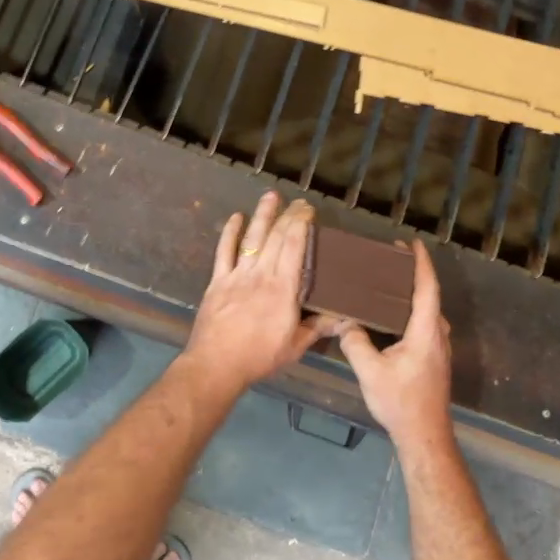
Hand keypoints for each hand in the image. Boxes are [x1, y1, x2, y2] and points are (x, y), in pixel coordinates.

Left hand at [183, 192, 336, 392]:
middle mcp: (261, 275)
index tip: (308, 210)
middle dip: (288, 216)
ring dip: (262, 215)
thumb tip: (343, 319)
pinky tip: (236, 217)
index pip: (295, 248)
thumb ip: (317, 328)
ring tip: (270, 196)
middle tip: (298, 202)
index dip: (301, 225)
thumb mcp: (295, 347)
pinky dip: (230, 233)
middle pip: (276, 238)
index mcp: (283, 289)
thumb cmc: (259, 357)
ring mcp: (237, 276)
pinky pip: (224, 252)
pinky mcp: (217, 282)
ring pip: (252, 239)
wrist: (216, 364)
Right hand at [338, 240, 452, 448]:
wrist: (424, 434)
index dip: (421, 264)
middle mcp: (437, 335)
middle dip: (414, 274)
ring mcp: (439, 348)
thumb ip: (355, 342)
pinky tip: (393, 316)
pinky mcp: (434, 359)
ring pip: (428, 311)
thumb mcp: (370, 371)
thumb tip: (343, 321)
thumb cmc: (400, 401)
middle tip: (392, 259)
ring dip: (414, 293)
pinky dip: (412, 310)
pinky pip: (425, 324)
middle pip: (430, 296)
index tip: (412, 243)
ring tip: (390, 284)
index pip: (427, 288)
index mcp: (425, 331)